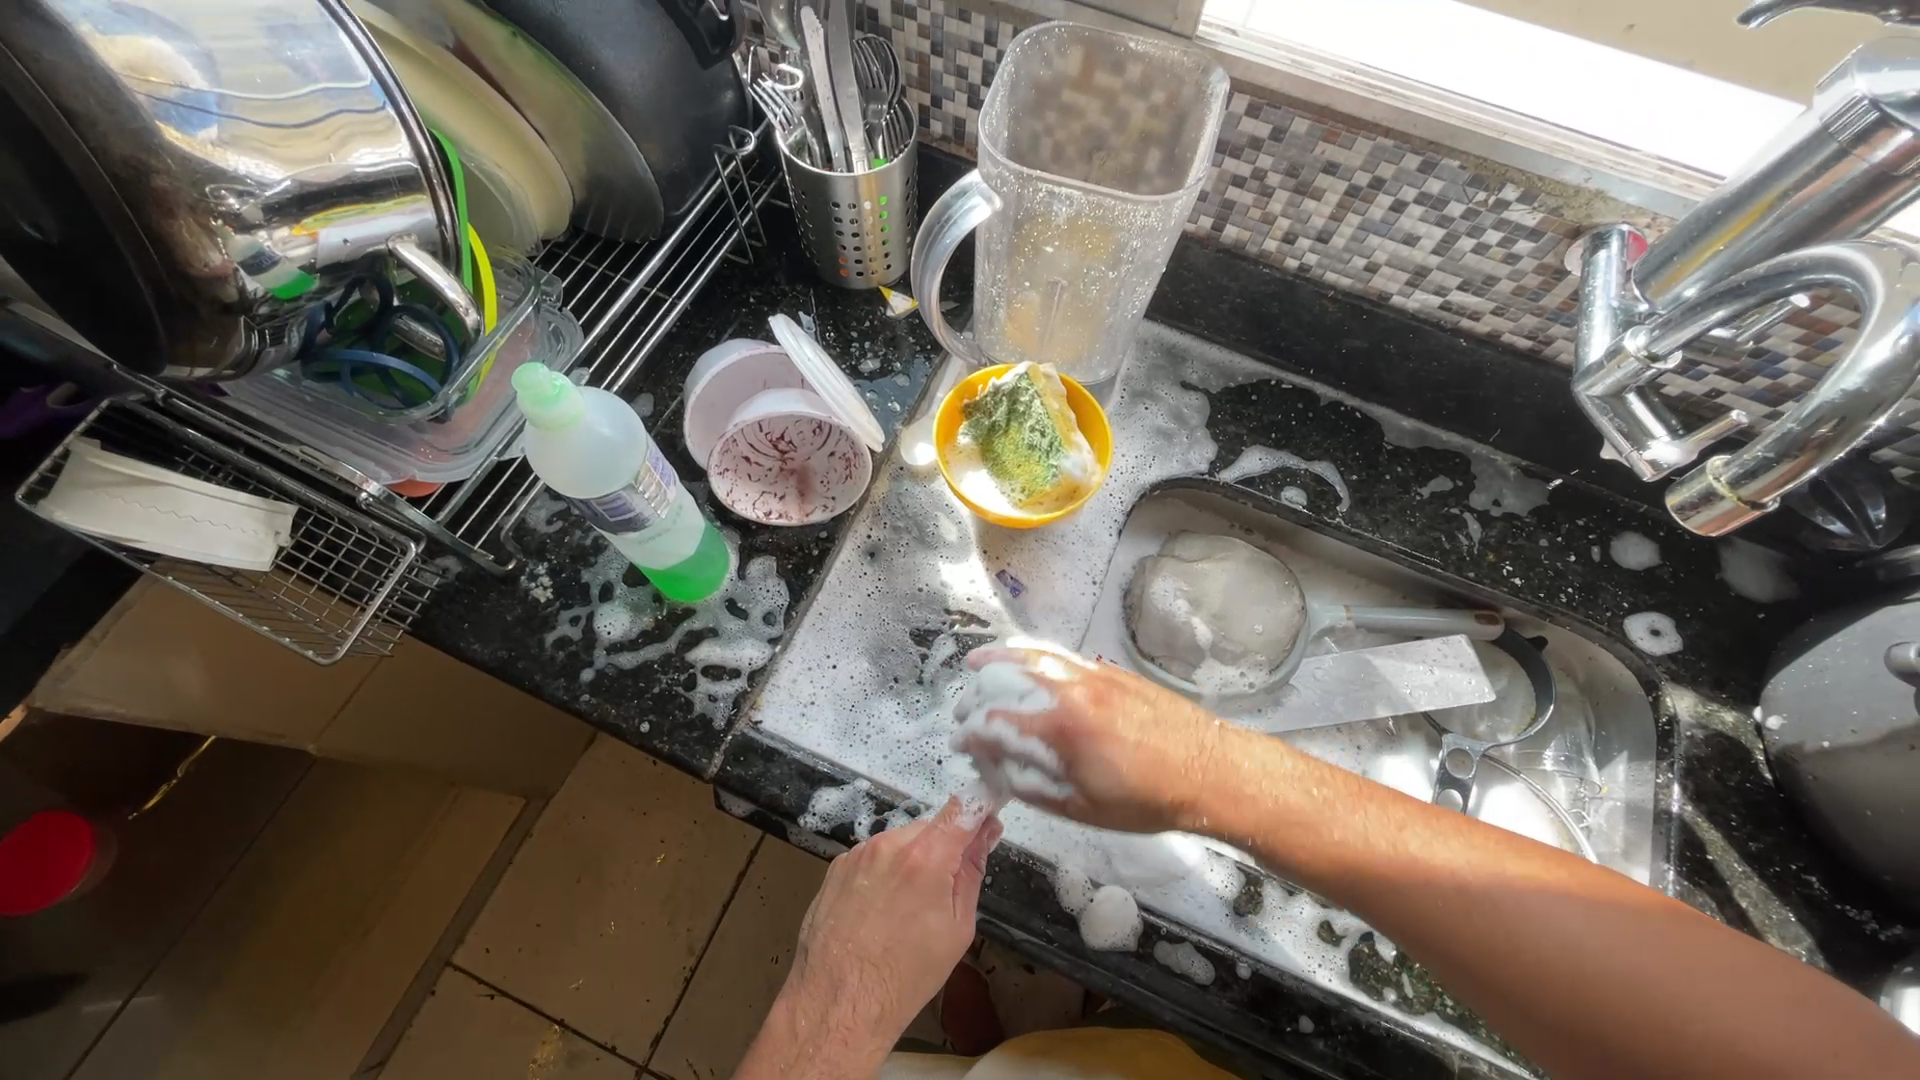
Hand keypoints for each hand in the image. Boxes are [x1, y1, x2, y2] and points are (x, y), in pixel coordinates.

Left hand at [741, 798, 1001, 1079]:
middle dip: (943, 848)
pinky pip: (873, 857)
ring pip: (900, 841)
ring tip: (907, 908)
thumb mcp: (958, 928)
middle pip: (930, 827)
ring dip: (912, 860)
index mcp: (925, 858)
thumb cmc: (905, 976)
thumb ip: (972, 872)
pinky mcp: (837, 866)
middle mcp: (889, 844)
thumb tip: (985, 834)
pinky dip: (884, 872)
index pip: (962, 809)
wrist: (838, 1004)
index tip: (988, 819)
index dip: (978, 809)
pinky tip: (880, 910)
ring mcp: (858, 853)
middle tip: (945, 889)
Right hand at [951, 645, 1239, 833]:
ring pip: (1031, 657)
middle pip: (1005, 681)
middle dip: (976, 697)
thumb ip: (1032, 786)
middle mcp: (1070, 691)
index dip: (969, 733)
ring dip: (998, 662)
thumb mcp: (1082, 808)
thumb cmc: (1148, 800)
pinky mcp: (1108, 670)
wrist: (1210, 770)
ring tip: (976, 666)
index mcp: (1060, 729)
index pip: (995, 721)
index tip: (959, 743)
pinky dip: (1032, 653)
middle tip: (965, 714)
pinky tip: (1023, 657)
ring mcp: (1090, 674)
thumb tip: (997, 769)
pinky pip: (1059, 654)